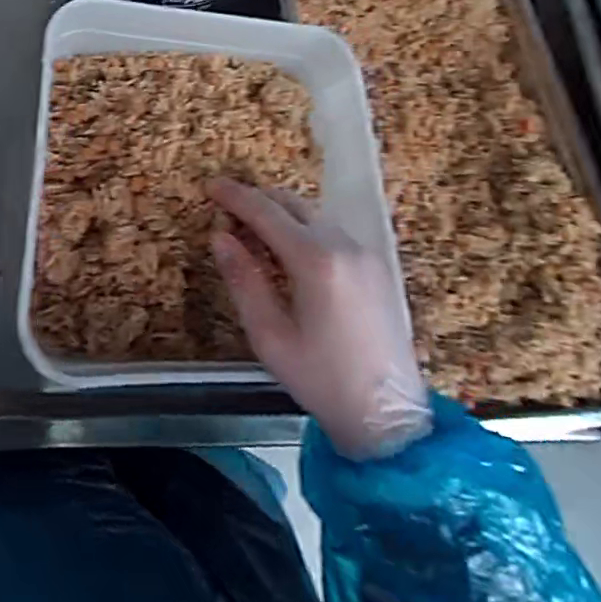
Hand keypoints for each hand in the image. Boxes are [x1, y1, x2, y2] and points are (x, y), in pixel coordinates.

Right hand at [207, 179, 431, 458]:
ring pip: (315, 215)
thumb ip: (243, 279)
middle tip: (226, 206)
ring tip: (251, 228)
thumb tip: (220, 237)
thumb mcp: (269, 335)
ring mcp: (367, 255)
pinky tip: (288, 249)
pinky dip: (304, 227)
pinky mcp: (377, 268)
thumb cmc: (321, 380)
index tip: (210, 185)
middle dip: (258, 200)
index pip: (266, 212)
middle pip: (293, 204)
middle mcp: (345, 247)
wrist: (390, 416)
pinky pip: (332, 231)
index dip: (235, 196)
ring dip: (281, 213)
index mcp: (316, 261)